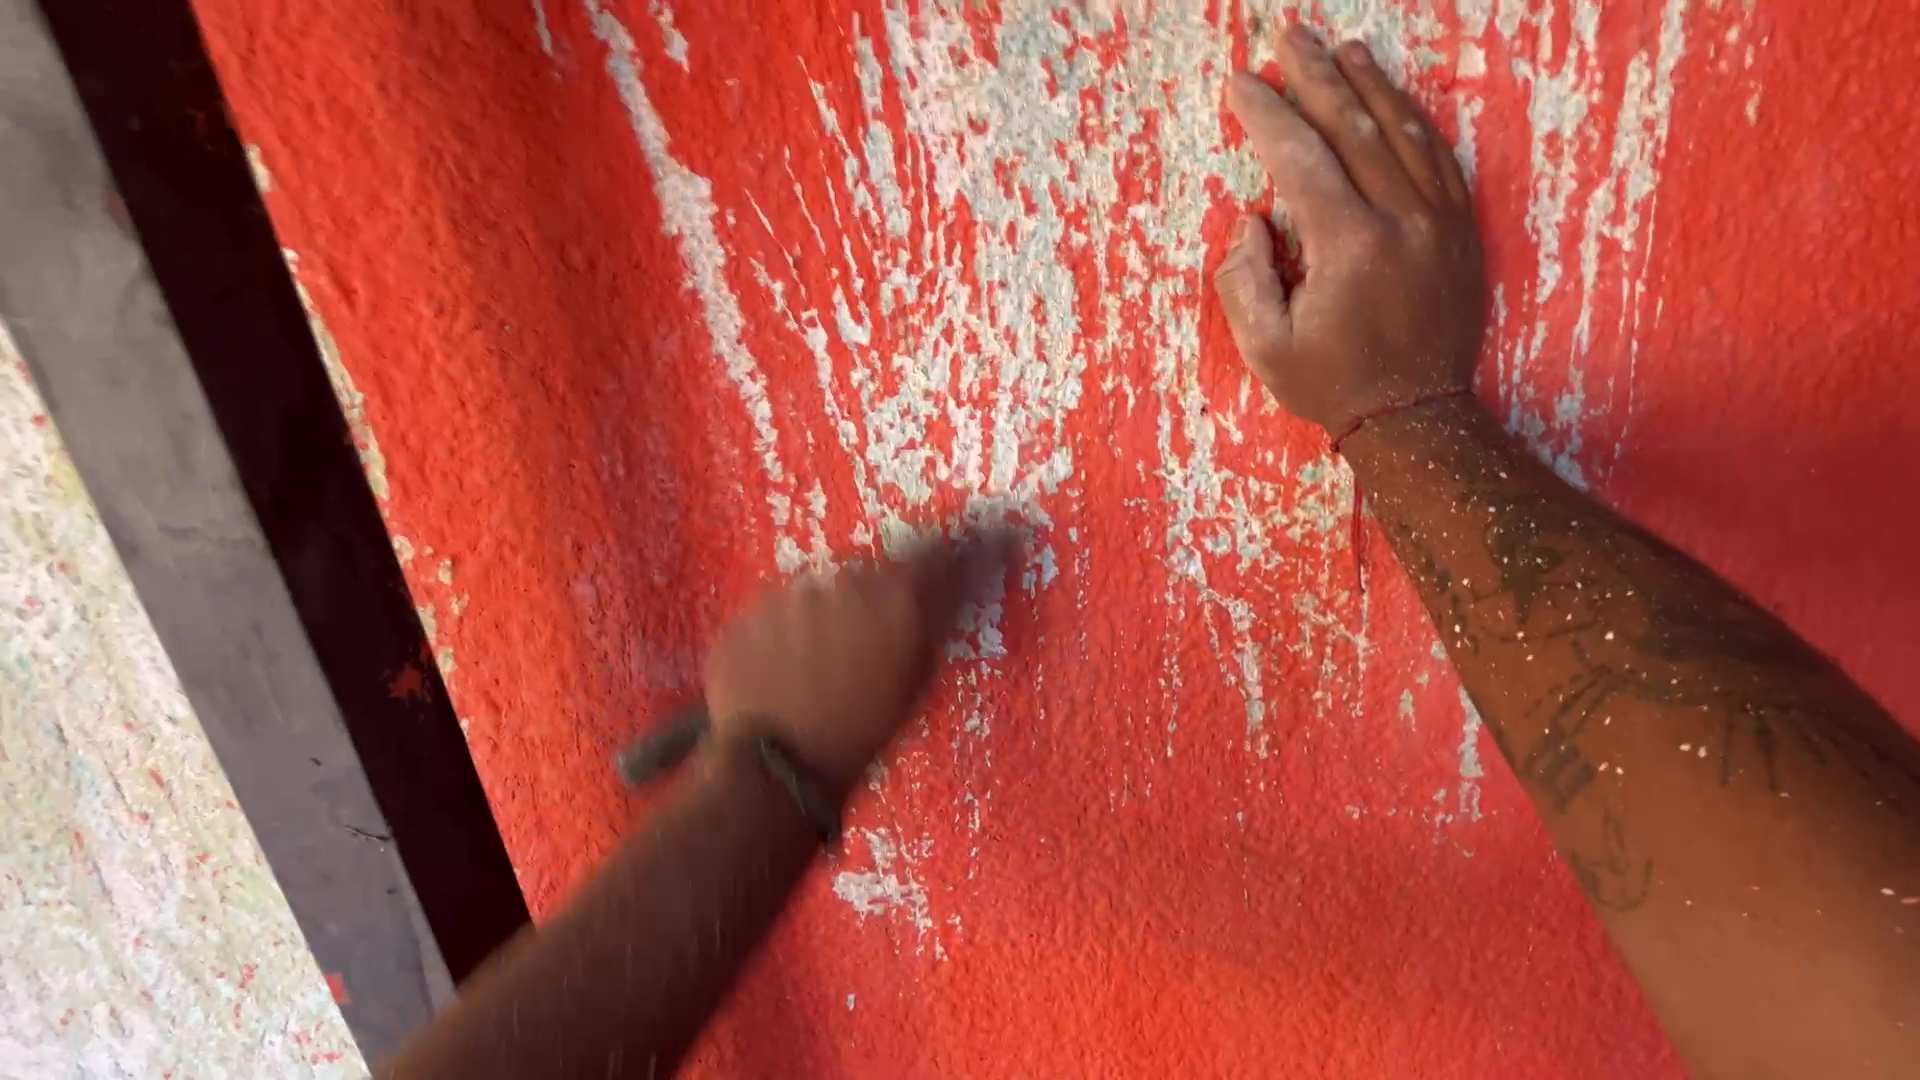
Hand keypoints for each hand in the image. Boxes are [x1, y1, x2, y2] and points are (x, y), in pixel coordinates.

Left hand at [702, 547, 961, 799]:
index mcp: (895, 599)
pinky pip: (770, 613)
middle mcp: (844, 580)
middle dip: (860, 600)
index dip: (932, 564)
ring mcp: (790, 592)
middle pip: (860, 575)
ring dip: (814, 617)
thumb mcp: (915, 683)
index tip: (929, 576)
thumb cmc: (862, 731)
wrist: (780, 764)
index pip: (928, 558)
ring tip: (806, 665)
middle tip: (852, 644)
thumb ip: (927, 627)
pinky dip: (774, 633)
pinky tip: (775, 671)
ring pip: (810, 594)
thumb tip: (939, 592)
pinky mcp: (748, 610)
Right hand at [1215, 27, 1485, 433]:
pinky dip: (1411, 118)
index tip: (1239, 82)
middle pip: (1353, 126)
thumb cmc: (1330, 385)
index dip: (1266, 114)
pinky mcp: (1459, 229)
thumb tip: (1250, 220)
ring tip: (1339, 49)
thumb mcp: (1265, 348)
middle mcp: (1400, 218)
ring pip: (1402, 130)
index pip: (1301, 158)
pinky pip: (1437, 156)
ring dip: (1367, 84)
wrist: (1414, 416)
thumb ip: (1243, 280)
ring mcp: (1438, 219)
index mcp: (1347, 246)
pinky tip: (1392, 98)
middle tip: (1284, 36)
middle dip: (1313, 77)